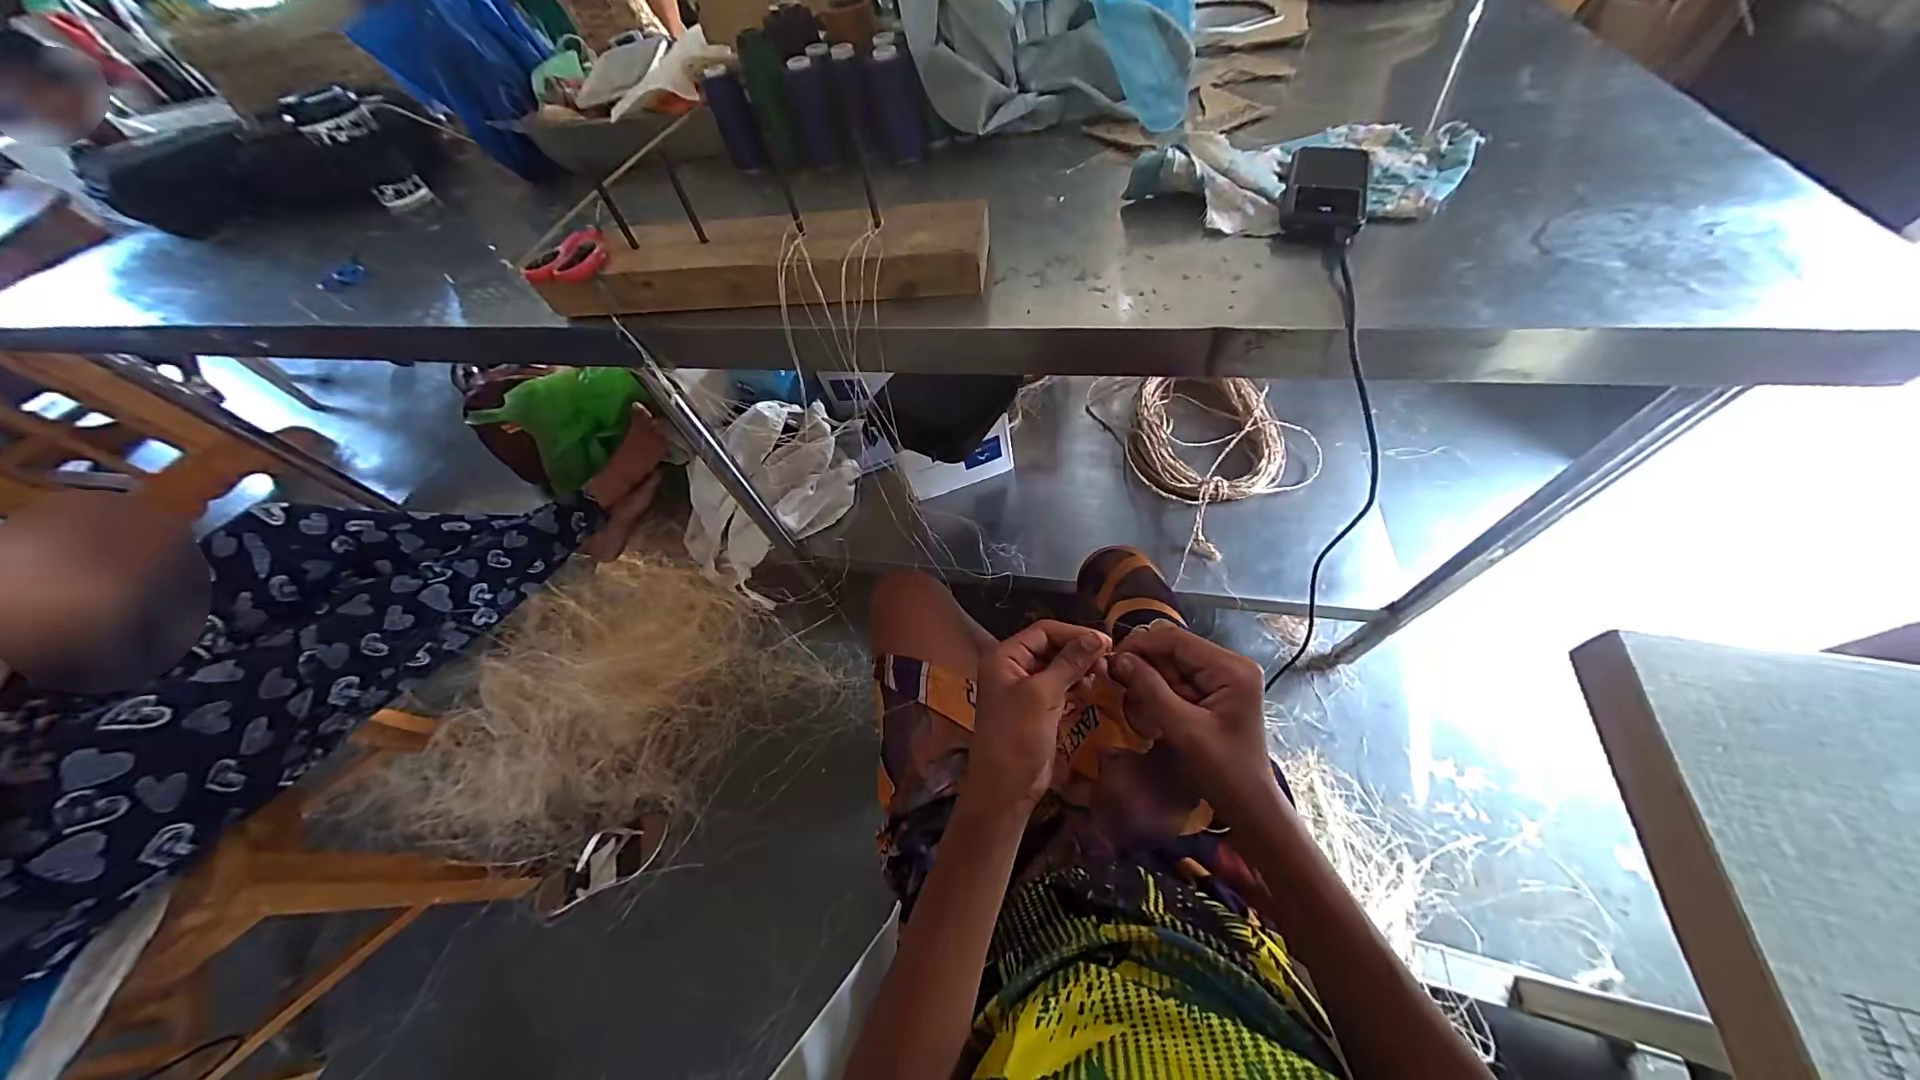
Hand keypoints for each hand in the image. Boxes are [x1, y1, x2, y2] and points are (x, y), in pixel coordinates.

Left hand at [968, 620, 1109, 811]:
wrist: (1005, 789)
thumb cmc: (1017, 736)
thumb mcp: (1043, 694)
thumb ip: (1069, 663)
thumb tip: (1098, 637)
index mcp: (1005, 657)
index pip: (1043, 631)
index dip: (1074, 633)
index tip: (1106, 642)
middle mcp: (1013, 669)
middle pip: (1052, 648)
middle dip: (1079, 653)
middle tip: (1108, 662)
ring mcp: (1025, 691)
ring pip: (1059, 669)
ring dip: (1080, 671)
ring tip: (1102, 678)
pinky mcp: (1038, 711)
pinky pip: (1060, 690)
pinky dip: (1076, 690)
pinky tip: (1092, 694)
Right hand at [1108, 624, 1278, 812]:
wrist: (1250, 806)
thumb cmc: (1223, 771)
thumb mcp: (1183, 729)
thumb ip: (1150, 689)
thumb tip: (1118, 658)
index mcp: (1231, 669)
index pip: (1176, 639)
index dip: (1140, 645)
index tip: (1110, 661)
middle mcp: (1231, 666)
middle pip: (1174, 650)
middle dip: (1145, 666)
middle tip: (1118, 684)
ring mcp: (1225, 679)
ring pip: (1172, 665)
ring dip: (1150, 681)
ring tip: (1135, 703)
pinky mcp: (1216, 693)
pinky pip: (1179, 682)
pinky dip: (1160, 693)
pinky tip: (1151, 710)